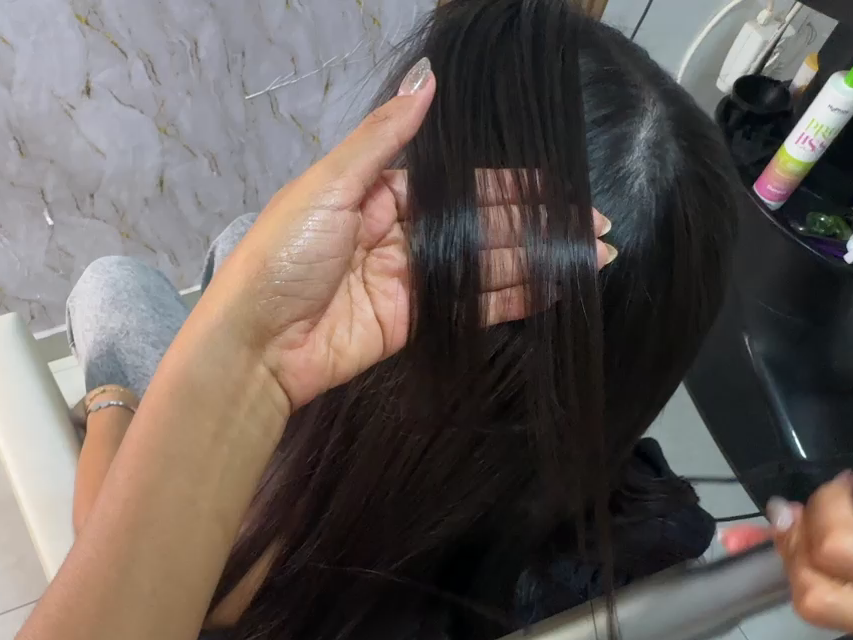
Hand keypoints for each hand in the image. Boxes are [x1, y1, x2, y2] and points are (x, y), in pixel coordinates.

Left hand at [192, 58, 613, 408]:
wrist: (257, 344)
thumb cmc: (283, 256)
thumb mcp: (328, 186)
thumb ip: (380, 140)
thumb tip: (427, 82)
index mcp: (377, 193)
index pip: (455, 182)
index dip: (506, 183)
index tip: (557, 184)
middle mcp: (398, 234)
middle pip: (476, 225)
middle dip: (533, 224)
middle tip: (594, 225)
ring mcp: (407, 282)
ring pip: (480, 267)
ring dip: (534, 262)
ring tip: (592, 257)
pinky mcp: (410, 325)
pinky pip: (467, 309)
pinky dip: (509, 300)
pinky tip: (552, 290)